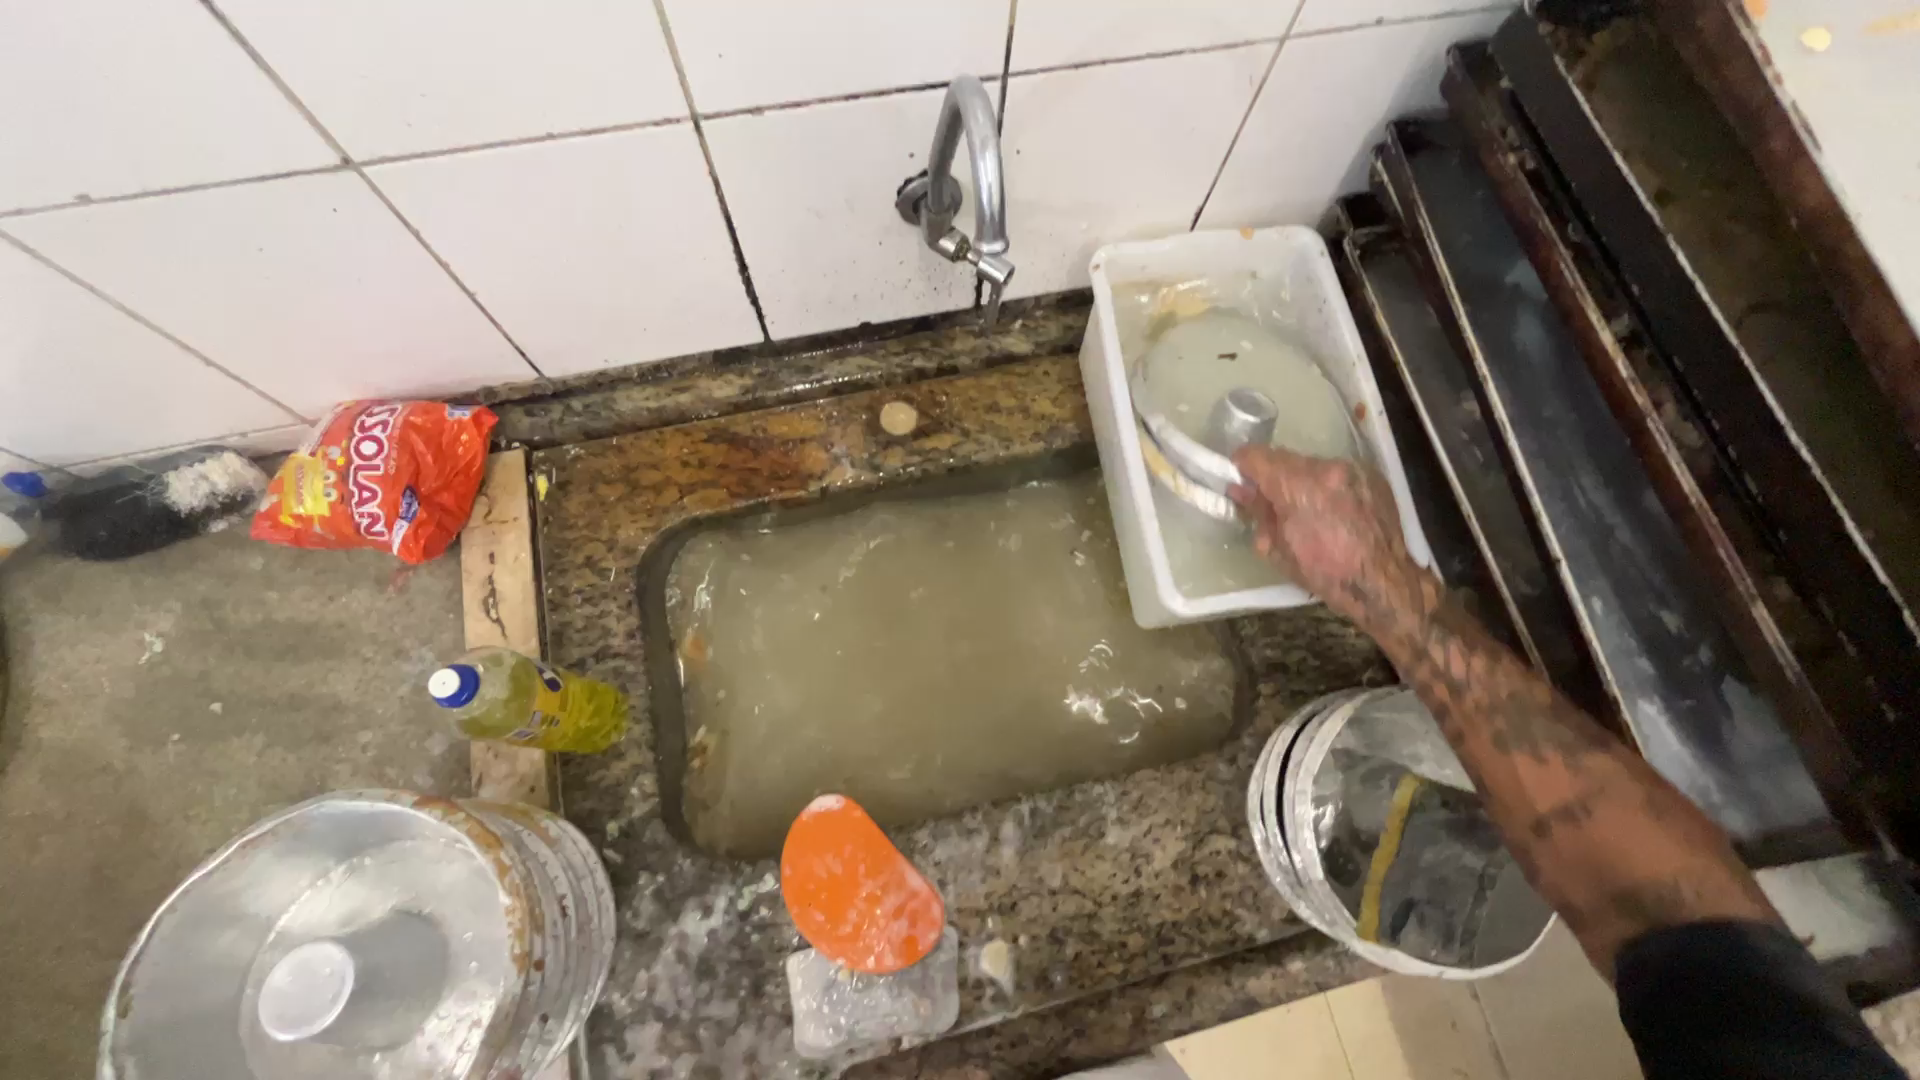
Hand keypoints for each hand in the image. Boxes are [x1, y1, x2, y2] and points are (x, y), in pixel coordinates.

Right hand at [1229, 445, 1434, 630]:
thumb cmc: (1322, 571)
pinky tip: (1335, 511)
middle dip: (1274, 476)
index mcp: (1296, 486)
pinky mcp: (1372, 476)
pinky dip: (1328, 486)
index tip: (1242, 481)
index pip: (1256, 456)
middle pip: (1285, 458)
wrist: (1380, 581)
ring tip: (1308, 510)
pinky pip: (1338, 473)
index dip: (1243, 467)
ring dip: (1303, 481)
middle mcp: (1325, 468)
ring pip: (1313, 464)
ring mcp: (1352, 469)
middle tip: (1273, 501)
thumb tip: (1240, 491)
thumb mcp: (1275, 547)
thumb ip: (1257, 511)